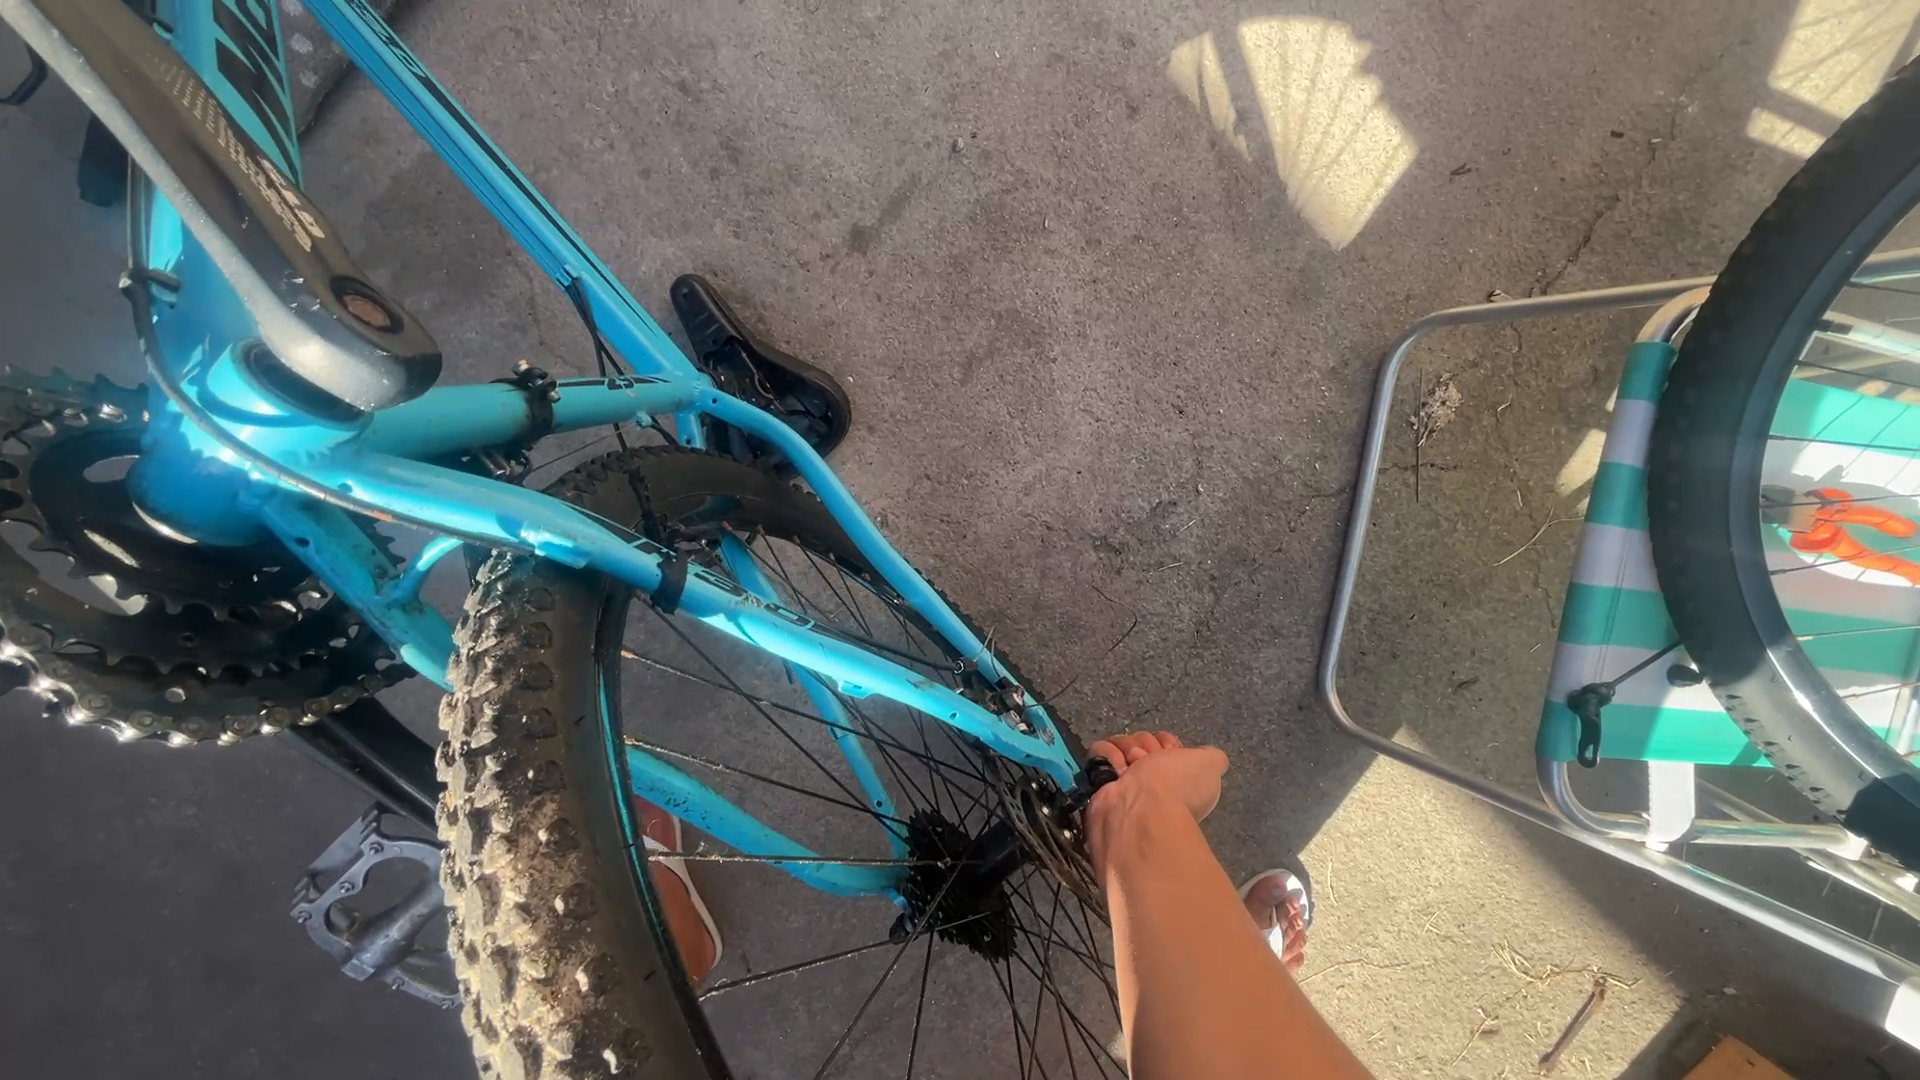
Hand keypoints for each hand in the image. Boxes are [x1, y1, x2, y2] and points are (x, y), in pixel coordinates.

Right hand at [1087, 731, 1228, 823]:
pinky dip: (1107, 755)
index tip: (1169, 752)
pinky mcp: (1099, 780)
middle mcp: (1150, 781)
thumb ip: (1213, 757)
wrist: (1141, 809)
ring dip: (1126, 748)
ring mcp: (1123, 782)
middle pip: (1142, 741)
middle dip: (1146, 745)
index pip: (1165, 744)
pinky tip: (1117, 770)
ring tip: (1131, 766)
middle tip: (1148, 761)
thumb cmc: (1177, 785)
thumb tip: (1206, 756)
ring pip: (1120, 743)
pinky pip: (1098, 752)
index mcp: (1175, 778)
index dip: (1167, 743)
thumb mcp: (1210, 765)